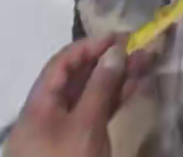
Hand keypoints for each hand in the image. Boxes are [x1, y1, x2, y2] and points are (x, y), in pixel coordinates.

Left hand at [2, 35, 153, 156]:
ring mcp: (62, 136)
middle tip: (140, 48)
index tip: (121, 37)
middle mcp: (46, 119)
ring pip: (90, 95)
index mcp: (36, 111)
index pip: (61, 64)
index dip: (90, 46)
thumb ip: (101, 85)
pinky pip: (95, 114)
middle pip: (76, 78)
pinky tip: (136, 85)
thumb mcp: (85, 128)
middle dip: (108, 60)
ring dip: (116, 77)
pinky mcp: (77, 149)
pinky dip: (114, 98)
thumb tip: (116, 49)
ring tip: (146, 62)